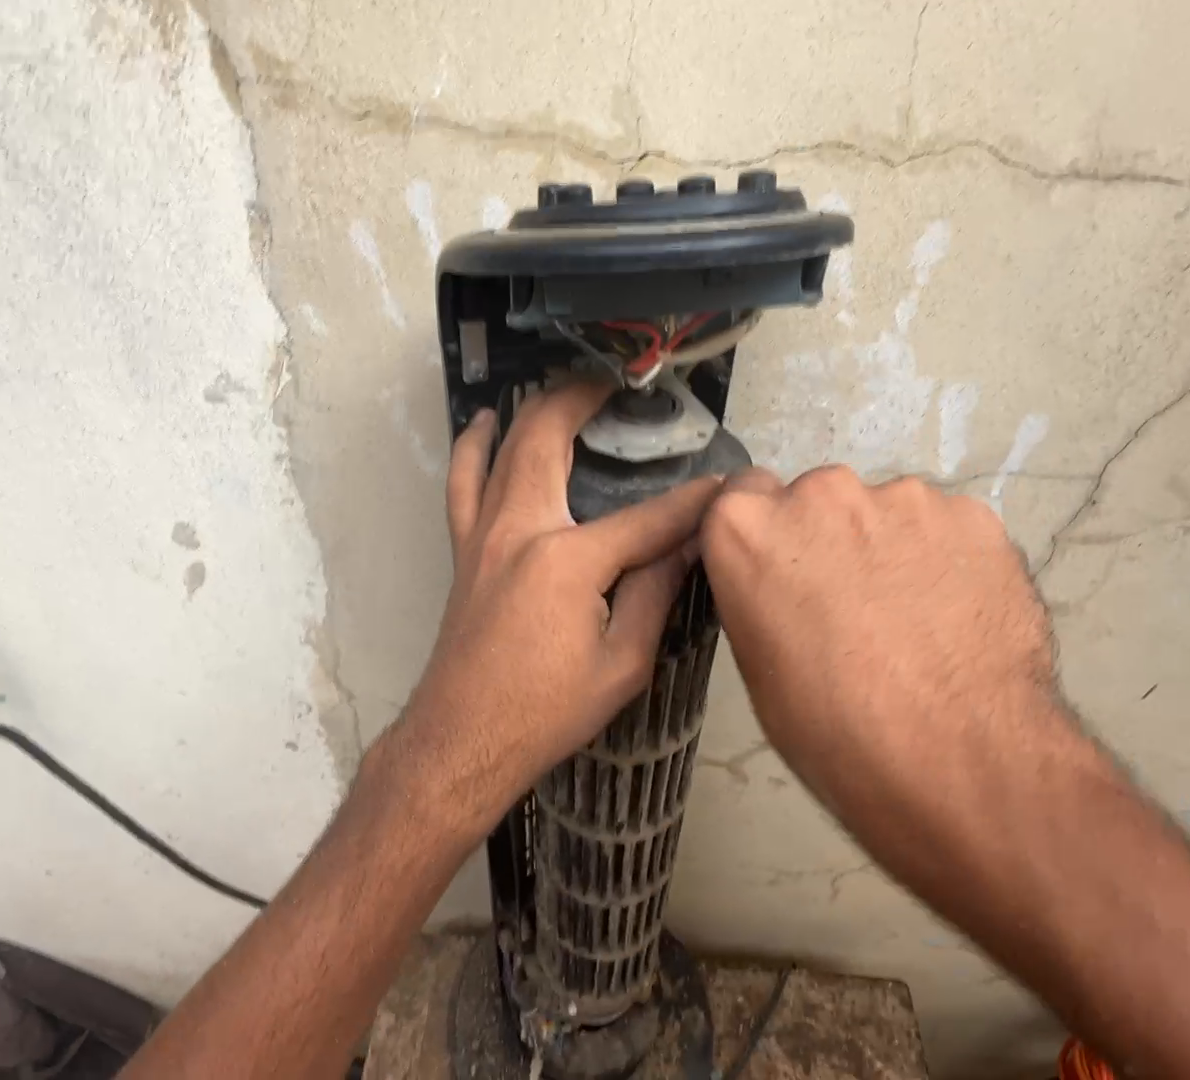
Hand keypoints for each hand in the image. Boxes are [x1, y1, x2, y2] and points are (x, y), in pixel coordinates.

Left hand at [403, 381, 722, 821]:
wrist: (463, 738)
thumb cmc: (546, 712)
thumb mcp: (622, 664)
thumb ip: (654, 594)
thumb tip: (687, 545)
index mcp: (568, 560)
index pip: (648, 518)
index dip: (694, 502)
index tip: (727, 482)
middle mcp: (519, 529)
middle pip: (548, 437)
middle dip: (584, 397)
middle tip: (617, 380)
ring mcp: (482, 534)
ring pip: (502, 447)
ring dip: (533, 408)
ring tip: (563, 386)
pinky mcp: (463, 549)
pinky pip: (463, 481)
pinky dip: (474, 446)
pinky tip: (482, 424)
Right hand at [700, 467, 1059, 795]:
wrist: (955, 759)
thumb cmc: (830, 727)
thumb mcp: (758, 662)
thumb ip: (760, 594)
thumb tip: (786, 586)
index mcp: (747, 528)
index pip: (740, 498)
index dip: (763, 538)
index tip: (782, 575)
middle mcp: (819, 493)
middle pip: (815, 501)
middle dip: (827, 540)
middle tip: (851, 607)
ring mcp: (902, 498)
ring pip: (884, 513)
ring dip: (888, 548)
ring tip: (914, 620)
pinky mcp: (972, 516)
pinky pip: (945, 529)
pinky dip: (945, 561)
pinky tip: (956, 617)